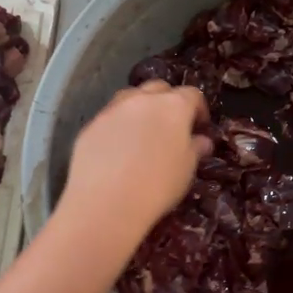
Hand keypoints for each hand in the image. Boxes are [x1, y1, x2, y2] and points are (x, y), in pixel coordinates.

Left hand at [58, 81, 210, 241]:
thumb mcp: (186, 170)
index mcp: (173, 106)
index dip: (199, 109)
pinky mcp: (91, 125)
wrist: (106, 204)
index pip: (192, 95)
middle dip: (169, 101)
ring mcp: (113, 110)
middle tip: (172, 126)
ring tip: (143, 132)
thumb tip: (201, 140)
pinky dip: (118, 125)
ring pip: (131, 97)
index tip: (200, 126)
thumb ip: (195, 149)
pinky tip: (118, 149)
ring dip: (141, 108)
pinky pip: (110, 118)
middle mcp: (143, 100)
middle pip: (160, 89)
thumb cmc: (157, 186)